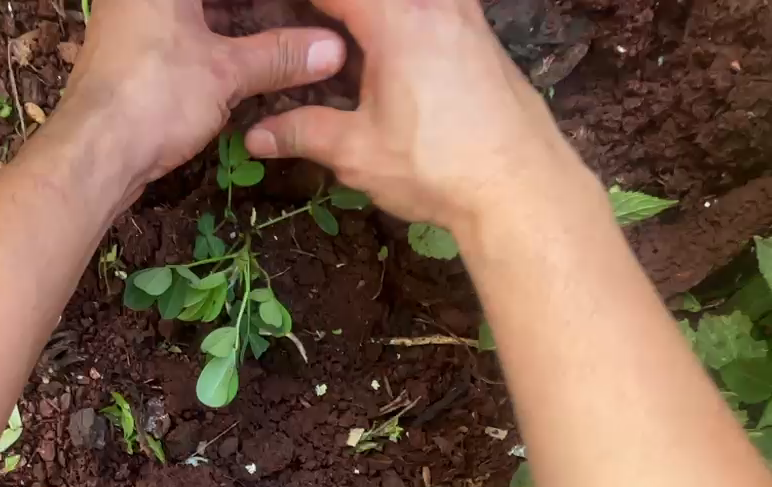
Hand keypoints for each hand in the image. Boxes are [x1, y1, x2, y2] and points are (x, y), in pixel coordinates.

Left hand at [55, 0, 347, 189]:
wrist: (92, 154)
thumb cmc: (154, 96)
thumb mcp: (224, 73)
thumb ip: (277, 56)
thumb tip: (332, 51)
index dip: (266, 2)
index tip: (302, 13)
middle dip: (256, 11)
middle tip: (298, 23)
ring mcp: (134, 21)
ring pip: (198, 14)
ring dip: (240, 28)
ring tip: (283, 43)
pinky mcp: (133, 57)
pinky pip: (184, 39)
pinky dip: (217, 49)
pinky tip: (247, 64)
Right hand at [243, 0, 596, 232]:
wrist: (516, 183)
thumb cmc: (433, 165)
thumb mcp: (357, 152)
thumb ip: (303, 133)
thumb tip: (255, 136)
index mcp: (396, 17)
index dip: (297, 0)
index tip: (267, 11)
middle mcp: (434, 2)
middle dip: (332, 12)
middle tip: (303, 29)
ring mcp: (463, 13)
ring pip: (403, 4)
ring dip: (366, 21)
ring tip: (338, 52)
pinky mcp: (478, 36)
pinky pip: (429, 10)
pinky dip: (398, 23)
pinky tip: (381, 61)